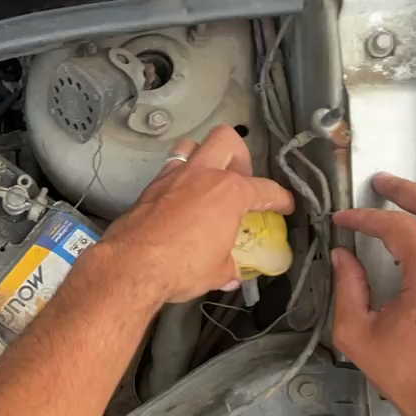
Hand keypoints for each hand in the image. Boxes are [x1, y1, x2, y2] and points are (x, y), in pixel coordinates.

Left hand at [97, 125, 294, 304]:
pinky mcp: (147, 190)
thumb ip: (228, 267)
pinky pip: (166, 172)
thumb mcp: (215, 272)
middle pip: (226, 141)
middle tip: (240, 179)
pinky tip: (177, 200)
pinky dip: (176, 181)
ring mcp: (171, 178)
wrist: (131, 266)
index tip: (284, 205)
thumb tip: (231, 274)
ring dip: (201, 156)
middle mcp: (202, 175)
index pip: (265, 190)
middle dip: (238, 156)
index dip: (279, 199)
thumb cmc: (180, 266)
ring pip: (190, 146)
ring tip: (206, 178)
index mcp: (230, 192)